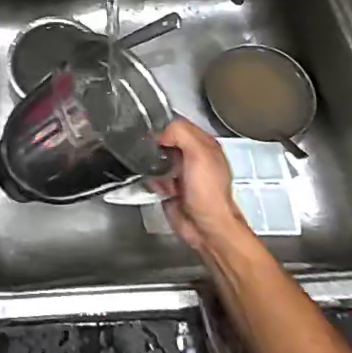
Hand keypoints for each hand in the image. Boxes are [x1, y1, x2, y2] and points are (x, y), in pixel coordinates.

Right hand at [151, 118, 249, 251]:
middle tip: (144, 146)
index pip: (178, 124)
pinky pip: (152, 176)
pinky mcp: (169, 188)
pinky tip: (152, 182)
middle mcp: (192, 156)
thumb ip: (179, 133)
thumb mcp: (198, 153)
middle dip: (154, 142)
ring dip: (150, 161)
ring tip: (150, 166)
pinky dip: (149, 178)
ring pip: (157, 157)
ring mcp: (180, 172)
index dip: (164, 124)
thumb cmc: (207, 190)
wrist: (205, 228)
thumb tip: (158, 133)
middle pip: (165, 139)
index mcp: (204, 144)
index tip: (149, 128)